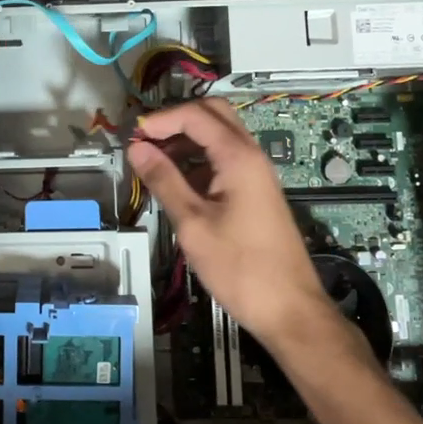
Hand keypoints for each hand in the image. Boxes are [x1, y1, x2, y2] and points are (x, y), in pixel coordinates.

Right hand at [126, 99, 329, 341]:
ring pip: (220, 136)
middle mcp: (251, 156)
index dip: (161, 119)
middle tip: (146, 140)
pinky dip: (199, 160)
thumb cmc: (240, 268)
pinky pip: (225, 159)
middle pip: (214, 115)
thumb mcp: (193, 224)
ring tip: (154, 162)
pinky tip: (177, 182)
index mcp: (239, 157)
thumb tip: (136, 148)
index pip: (196, 116)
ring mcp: (256, 174)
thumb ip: (164, 181)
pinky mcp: (256, 192)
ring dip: (187, 139)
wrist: (289, 308)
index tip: (133, 135)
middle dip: (178, 120)